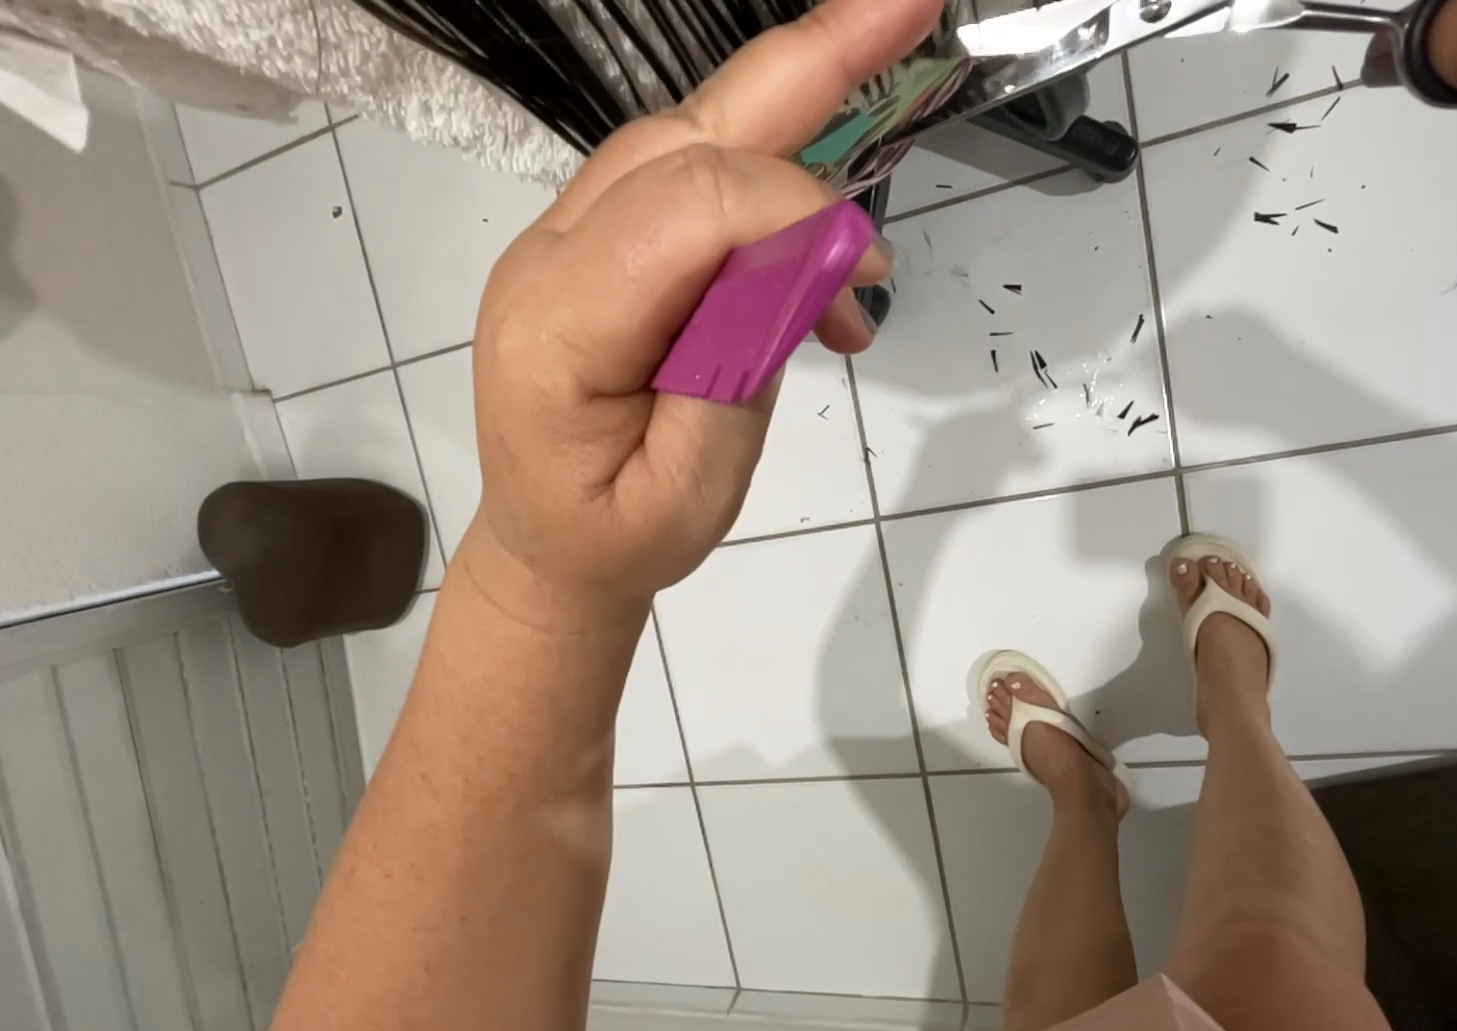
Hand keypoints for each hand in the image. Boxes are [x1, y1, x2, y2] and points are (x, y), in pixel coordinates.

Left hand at [459, 0, 941, 629]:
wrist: (549, 549)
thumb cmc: (616, 541)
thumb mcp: (690, 492)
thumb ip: (737, 371)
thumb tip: (801, 260)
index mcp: (561, 328)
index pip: (688, 211)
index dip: (796, 214)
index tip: (870, 275)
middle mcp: (549, 258)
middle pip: (680, 137)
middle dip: (801, 69)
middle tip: (908, 5)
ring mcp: (565, 245)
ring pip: (681, 141)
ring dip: (788, 105)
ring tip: (884, 58)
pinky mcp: (595, 251)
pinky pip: (680, 182)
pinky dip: (763, 180)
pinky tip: (819, 223)